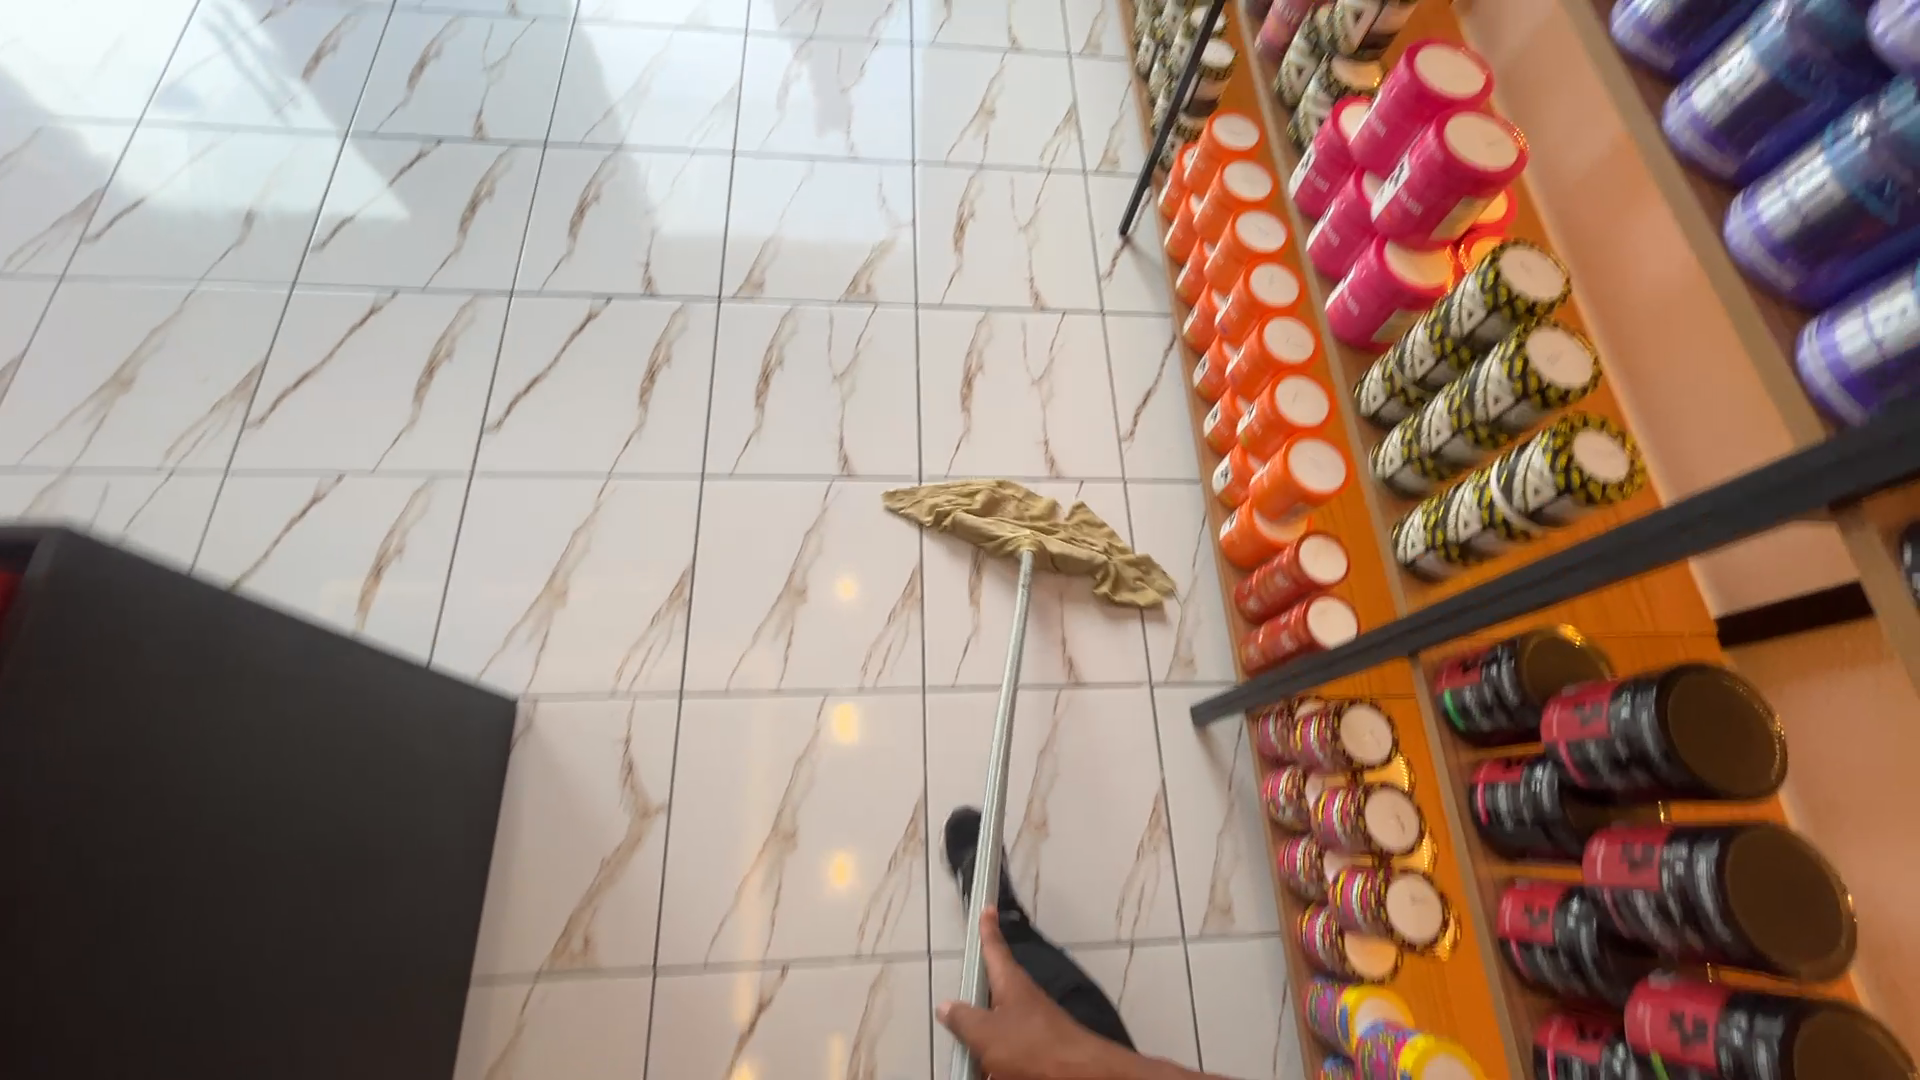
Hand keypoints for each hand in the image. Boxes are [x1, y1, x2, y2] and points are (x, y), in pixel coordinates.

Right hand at [937, 908, 1140, 1079]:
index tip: (988, 908)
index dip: (988, 929)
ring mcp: (1035, 1022)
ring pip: (1002, 1024)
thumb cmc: (1029, 1045)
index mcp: (1009, 982)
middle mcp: (1023, 997)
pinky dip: (1000, 1059)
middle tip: (969, 992)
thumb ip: (963, 1020)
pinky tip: (992, 1072)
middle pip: (996, 988)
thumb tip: (945, 1005)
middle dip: (981, 995)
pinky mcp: (1041, 1047)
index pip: (994, 948)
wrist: (1077, 1074)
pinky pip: (1012, 1049)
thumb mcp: (986, 1033)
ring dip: (987, 1040)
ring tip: (973, 1059)